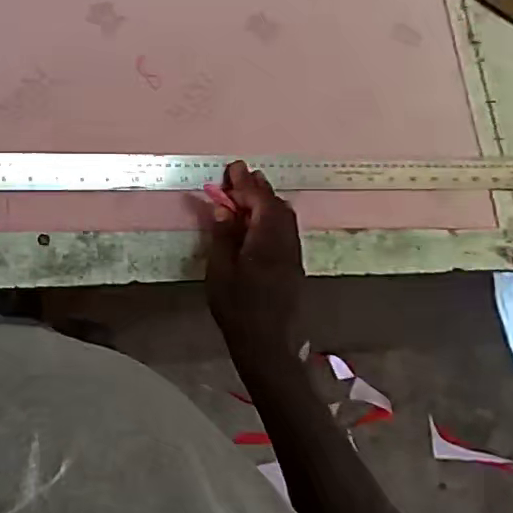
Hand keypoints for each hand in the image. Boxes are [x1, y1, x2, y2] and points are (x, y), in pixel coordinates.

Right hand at [201, 161, 303, 358]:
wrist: (267, 345)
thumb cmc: (236, 307)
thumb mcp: (220, 270)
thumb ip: (223, 235)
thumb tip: (223, 207)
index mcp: (267, 243)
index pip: (261, 203)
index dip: (247, 184)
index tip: (233, 168)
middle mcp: (286, 245)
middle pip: (278, 207)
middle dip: (259, 188)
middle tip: (240, 174)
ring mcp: (293, 257)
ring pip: (285, 219)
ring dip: (267, 201)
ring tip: (247, 192)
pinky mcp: (292, 267)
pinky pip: (285, 231)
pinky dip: (271, 216)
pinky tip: (256, 219)